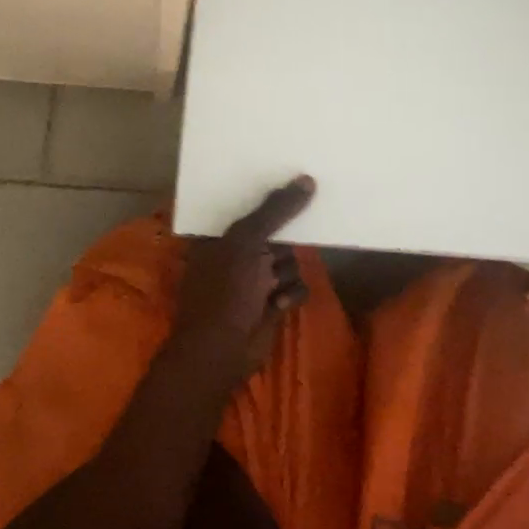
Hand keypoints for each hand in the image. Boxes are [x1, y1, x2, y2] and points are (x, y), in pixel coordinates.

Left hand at [173, 175, 314, 369]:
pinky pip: (296, 288)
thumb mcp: (248, 240)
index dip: (274, 202)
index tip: (299, 188)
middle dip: (283, 244)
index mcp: (221, 236)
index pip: (252, 209)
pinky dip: (291, 295)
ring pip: (290, 262)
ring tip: (271, 287)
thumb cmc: (225, 288)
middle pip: (277, 236)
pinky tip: (278, 305)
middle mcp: (237, 256)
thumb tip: (307, 179)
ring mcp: (255, 282)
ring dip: (286, 274)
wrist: (221, 350)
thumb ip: (277, 209)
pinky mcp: (272, 305)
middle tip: (285, 243)